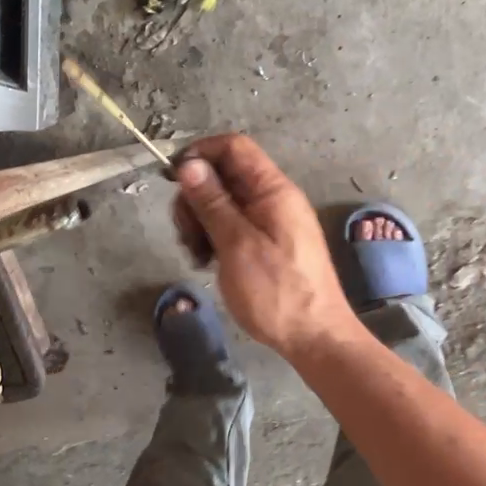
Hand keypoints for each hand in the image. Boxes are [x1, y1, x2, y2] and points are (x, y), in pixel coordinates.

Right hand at [171, 134, 357, 359]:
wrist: (314, 338)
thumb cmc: (276, 292)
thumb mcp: (236, 245)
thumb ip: (212, 202)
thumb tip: (189, 165)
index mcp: (272, 190)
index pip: (233, 147)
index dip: (199, 154)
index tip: (172, 180)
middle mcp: (272, 199)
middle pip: (223, 175)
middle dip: (195, 197)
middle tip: (186, 233)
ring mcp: (269, 222)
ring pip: (222, 202)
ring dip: (199, 221)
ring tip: (196, 255)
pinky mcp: (264, 243)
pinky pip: (231, 226)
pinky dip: (212, 237)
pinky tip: (206, 262)